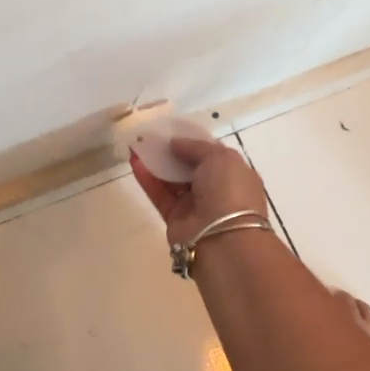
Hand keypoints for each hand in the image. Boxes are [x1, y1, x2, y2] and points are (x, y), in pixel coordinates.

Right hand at [129, 136, 271, 245]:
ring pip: (172, 180)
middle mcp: (216, 190)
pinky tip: (134, 161)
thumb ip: (196, 147)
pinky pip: (160, 194)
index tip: (173, 130)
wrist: (224, 240)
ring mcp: (195, 205)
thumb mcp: (221, 158)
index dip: (193, 142)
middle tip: (151, 136)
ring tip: (137, 144)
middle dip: (172, 151)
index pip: (212, 154)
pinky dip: (147, 178)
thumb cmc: (230, 191)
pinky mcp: (175, 218)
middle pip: (190, 167)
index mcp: (235, 174)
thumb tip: (176, 143)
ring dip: (156, 162)